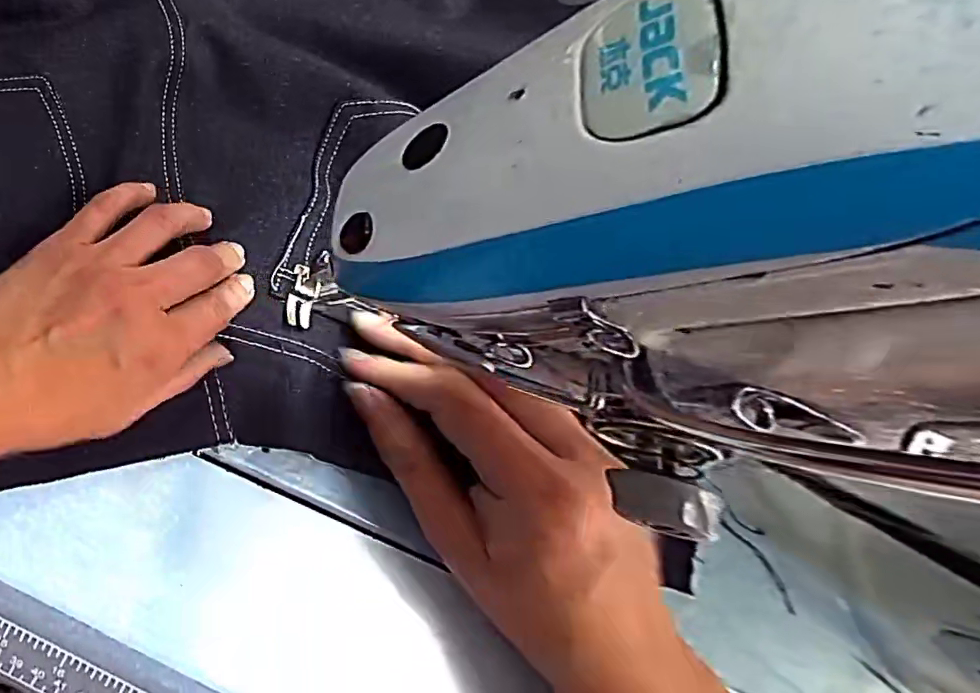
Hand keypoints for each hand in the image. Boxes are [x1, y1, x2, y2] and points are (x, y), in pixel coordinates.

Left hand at [0, 182, 251, 458]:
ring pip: (162, 223)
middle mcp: (139, 297)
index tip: (241, 287)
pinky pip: (108, 206)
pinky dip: (132, 193)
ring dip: (191, 215)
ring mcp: (103, 263)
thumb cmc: (53, 409)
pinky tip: (147, 192)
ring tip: (202, 215)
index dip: (235, 295)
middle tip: (231, 254)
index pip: (216, 309)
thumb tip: (219, 353)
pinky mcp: (69, 242)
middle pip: (200, 263)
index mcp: (157, 345)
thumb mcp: (126, 410)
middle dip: (225, 257)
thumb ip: (179, 377)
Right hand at [341, 314, 722, 692]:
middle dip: (417, 346)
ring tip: (397, 337)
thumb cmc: (535, 613)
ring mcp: (599, 446)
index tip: (358, 361)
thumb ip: (410, 464)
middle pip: (484, 374)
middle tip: (370, 327)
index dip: (401, 373)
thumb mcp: (456, 544)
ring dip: (447, 353)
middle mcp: (582, 457)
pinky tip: (447, 364)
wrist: (622, 652)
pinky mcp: (600, 444)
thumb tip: (369, 401)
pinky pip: (530, 393)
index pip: (459, 403)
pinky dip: (479, 374)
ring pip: (508, 375)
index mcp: (543, 491)